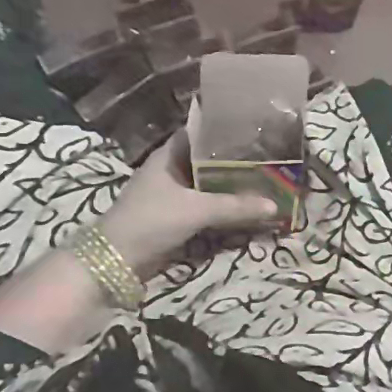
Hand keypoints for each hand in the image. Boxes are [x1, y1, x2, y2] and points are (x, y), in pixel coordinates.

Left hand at [97, 133, 282, 275]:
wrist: (117, 260)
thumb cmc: (151, 220)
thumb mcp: (196, 210)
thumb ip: (235, 206)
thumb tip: (275, 205)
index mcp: (168, 156)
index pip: (200, 133)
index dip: (224, 130)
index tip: (253, 130)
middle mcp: (170, 171)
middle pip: (207, 161)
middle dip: (235, 162)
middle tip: (268, 158)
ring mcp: (172, 195)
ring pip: (208, 185)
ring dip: (231, 187)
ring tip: (264, 181)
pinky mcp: (175, 217)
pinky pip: (205, 207)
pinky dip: (223, 207)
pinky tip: (246, 207)